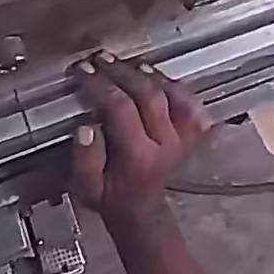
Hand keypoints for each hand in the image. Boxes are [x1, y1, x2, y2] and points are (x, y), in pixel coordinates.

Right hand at [69, 52, 210, 220]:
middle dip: (120, 71)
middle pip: (147, 94)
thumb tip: (86, 128)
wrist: (143, 213)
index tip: (82, 71)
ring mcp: (183, 138)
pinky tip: (154, 75)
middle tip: (99, 59)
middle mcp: (165, 144)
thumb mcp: (87, 188)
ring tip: (123, 63)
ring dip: (147, 73)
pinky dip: (172, 84)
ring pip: (171, 94)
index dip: (100, 85)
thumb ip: (84, 159)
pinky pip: (188, 103)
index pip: (120, 108)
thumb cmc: (112, 198)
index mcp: (138, 156)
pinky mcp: (191, 136)